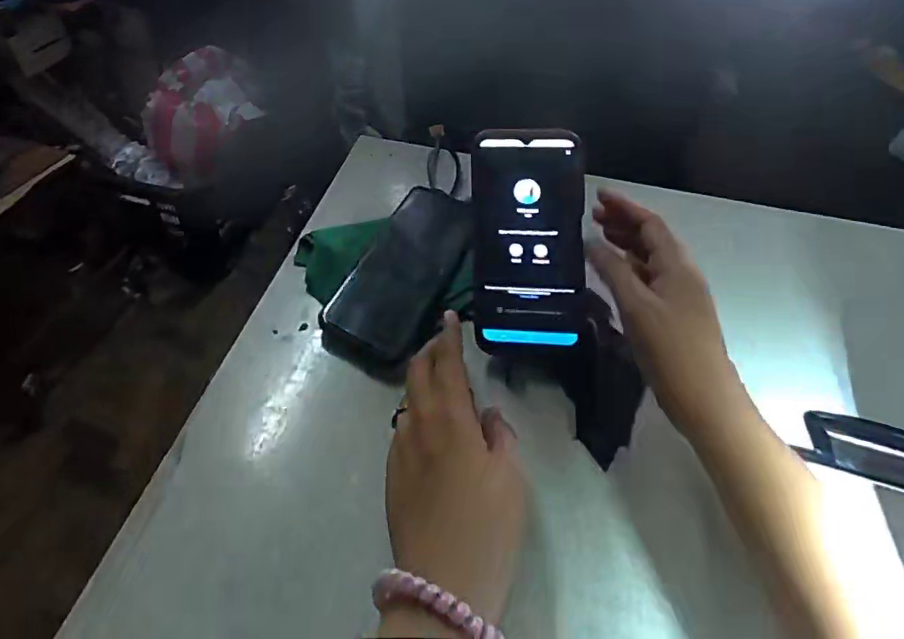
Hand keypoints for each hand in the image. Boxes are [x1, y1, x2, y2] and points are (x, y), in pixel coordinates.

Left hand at [382, 311, 525, 634]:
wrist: (442, 587)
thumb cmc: (488, 528)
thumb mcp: (512, 478)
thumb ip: (500, 436)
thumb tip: (487, 416)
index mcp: (453, 423)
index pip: (448, 367)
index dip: (449, 338)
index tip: (449, 316)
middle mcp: (420, 430)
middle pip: (417, 376)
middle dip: (428, 351)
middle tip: (443, 340)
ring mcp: (400, 454)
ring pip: (406, 401)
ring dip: (420, 382)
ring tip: (437, 380)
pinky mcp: (392, 478)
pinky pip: (401, 430)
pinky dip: (414, 413)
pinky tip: (426, 426)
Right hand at [589, 189, 753, 444]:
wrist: (706, 399)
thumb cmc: (670, 349)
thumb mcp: (635, 306)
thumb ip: (612, 270)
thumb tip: (591, 242)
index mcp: (677, 264)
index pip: (650, 223)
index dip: (625, 206)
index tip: (599, 195)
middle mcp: (682, 273)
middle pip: (652, 238)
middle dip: (624, 223)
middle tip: (593, 215)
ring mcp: (682, 294)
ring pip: (651, 259)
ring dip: (627, 245)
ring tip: (599, 238)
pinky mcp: (677, 314)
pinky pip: (651, 279)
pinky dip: (630, 269)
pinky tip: (613, 275)